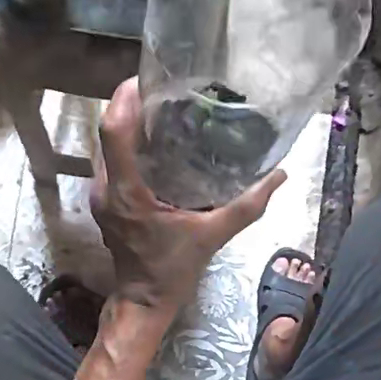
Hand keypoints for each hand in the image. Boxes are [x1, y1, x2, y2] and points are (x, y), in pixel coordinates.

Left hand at [92, 78, 285, 315]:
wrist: (143, 301)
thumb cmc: (173, 271)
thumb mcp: (213, 236)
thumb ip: (247, 206)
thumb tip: (280, 175)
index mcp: (127, 192)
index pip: (114, 132)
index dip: (124, 99)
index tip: (146, 78)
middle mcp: (106, 188)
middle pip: (109, 132)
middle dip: (131, 105)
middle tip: (165, 90)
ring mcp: (100, 194)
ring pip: (108, 146)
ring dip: (130, 124)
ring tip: (164, 108)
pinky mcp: (104, 200)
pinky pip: (112, 161)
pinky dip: (129, 145)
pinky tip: (157, 141)